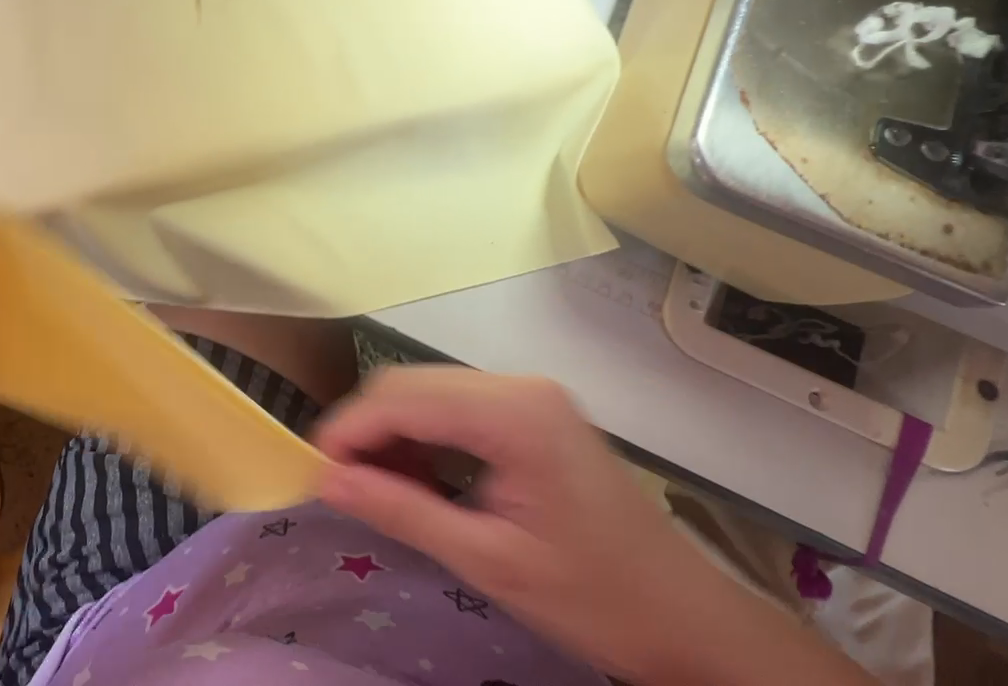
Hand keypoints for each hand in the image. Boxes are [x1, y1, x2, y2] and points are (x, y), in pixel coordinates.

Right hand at [314, 368, 873, 685]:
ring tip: (374, 487)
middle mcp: (518, 386)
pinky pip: (452, 408)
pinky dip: (421, 437)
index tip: (313, 471)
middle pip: (408, 385)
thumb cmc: (597, 599)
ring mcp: (527, 395)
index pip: (400, 398)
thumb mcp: (490, 562)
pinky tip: (416, 478)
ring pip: (425, 393)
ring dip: (390, 433)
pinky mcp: (530, 412)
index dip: (347, 430)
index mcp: (513, 413)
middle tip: (339, 483)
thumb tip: (326, 481)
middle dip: (364, 430)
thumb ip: (402, 511)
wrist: (694, 623)